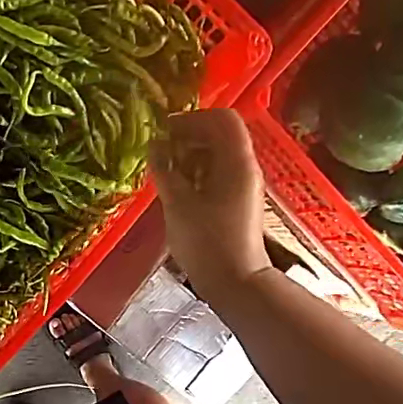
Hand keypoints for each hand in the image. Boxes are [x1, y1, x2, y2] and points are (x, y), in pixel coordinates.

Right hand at [151, 109, 270, 301]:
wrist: (237, 284)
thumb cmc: (207, 243)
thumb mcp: (178, 203)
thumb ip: (164, 169)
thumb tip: (155, 145)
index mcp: (237, 162)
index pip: (221, 118)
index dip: (191, 119)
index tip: (165, 132)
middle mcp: (246, 170)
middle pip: (220, 137)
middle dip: (189, 140)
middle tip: (163, 155)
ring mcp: (245, 190)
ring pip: (219, 159)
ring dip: (192, 160)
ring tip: (168, 177)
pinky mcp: (240, 208)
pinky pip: (220, 180)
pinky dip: (199, 179)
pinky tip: (181, 195)